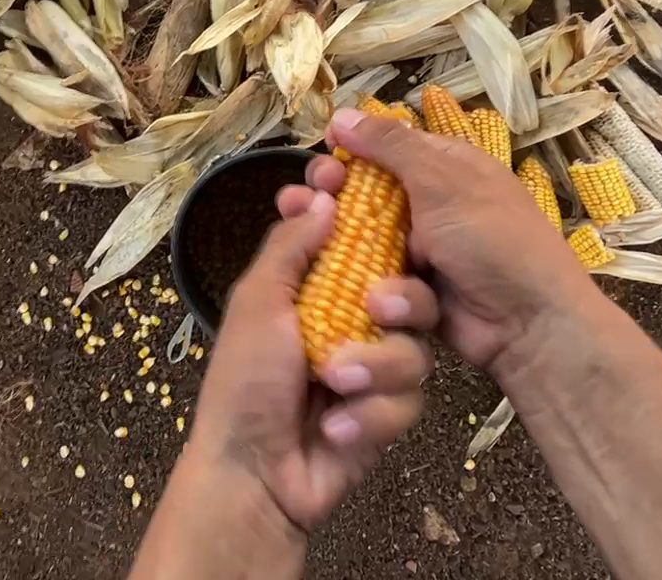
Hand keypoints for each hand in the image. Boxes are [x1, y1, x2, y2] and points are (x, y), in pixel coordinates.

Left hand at [184, 188, 440, 531]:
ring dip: (374, 369)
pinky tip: (336, 427)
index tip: (367, 190)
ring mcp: (373, 362)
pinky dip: (371, 413)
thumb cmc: (246, 375)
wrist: (257, 471)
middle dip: (397, 298)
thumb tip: (325, 196)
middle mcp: (351, 314)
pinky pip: (409, 398)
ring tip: (334, 384)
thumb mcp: (258, 301)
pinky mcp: (389, 409)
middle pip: (407, 286)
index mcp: (314, 283)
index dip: (364, 213)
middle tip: (375, 306)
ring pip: (415, 345)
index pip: (355, 236)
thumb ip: (291, 247)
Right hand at [314, 107, 593, 370]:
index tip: (324, 157)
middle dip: (333, 195)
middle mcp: (428, 203)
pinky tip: (371, 289)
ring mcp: (418, 247)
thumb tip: (339, 113)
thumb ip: (389, 146)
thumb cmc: (492, 240)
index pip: (385, 146)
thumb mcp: (442, 181)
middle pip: (364, 190)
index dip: (351, 149)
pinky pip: (375, 277)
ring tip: (311, 237)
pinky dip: (373, 282)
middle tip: (309, 200)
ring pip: (362, 236)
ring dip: (339, 238)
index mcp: (443, 167)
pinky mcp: (410, 287)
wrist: (530, 327)